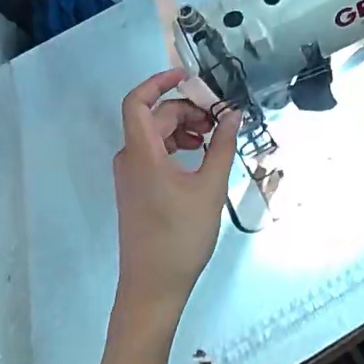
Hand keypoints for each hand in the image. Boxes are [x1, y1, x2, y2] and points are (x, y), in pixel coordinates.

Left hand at [112, 69, 241, 310]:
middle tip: (219, 119)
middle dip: (187, 110)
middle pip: (155, 117)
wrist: (153, 288)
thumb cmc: (180, 237)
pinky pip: (155, 153)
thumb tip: (234, 114)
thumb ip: (222, 146)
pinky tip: (201, 157)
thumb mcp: (210, 188)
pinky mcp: (137, 189)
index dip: (159, 82)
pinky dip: (178, 146)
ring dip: (184, 128)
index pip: (137, 101)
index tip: (188, 76)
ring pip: (156, 135)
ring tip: (214, 139)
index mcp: (142, 154)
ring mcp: (131, 175)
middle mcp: (130, 159)